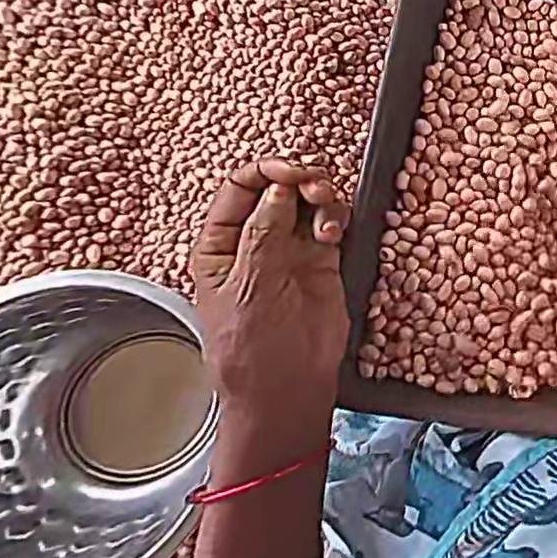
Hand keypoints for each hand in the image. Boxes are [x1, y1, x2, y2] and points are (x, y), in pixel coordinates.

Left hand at [190, 159, 351, 425]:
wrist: (288, 387)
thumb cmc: (251, 349)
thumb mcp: (249, 288)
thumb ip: (264, 234)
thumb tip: (279, 188)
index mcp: (221, 243)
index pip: (240, 187)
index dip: (266, 170)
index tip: (292, 171)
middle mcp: (256, 238)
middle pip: (278, 186)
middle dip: (299, 179)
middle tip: (316, 188)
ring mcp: (289, 247)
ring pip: (308, 199)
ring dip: (321, 195)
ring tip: (327, 216)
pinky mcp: (320, 258)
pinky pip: (330, 221)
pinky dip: (335, 218)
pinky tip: (332, 235)